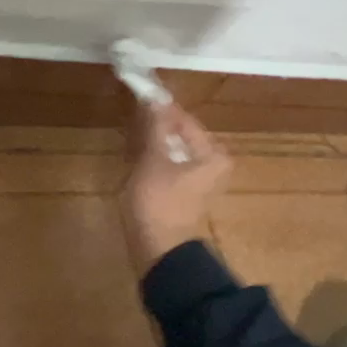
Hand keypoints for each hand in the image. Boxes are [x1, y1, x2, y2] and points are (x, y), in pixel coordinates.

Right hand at [123, 103, 230, 266]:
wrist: (158, 250)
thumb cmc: (157, 202)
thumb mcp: (154, 159)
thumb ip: (156, 126)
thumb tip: (155, 97)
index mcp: (213, 154)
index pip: (185, 120)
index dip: (161, 109)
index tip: (140, 96)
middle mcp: (214, 165)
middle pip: (181, 136)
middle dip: (158, 129)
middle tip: (134, 121)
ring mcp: (201, 181)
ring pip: (175, 152)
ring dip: (155, 145)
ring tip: (133, 141)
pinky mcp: (186, 194)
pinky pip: (172, 168)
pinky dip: (156, 163)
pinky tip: (139, 163)